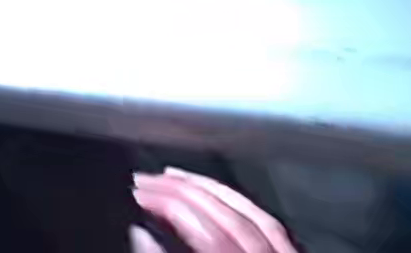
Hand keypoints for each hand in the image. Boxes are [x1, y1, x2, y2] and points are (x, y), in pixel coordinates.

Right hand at [132, 169, 298, 252]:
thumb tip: (140, 234)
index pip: (203, 230)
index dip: (165, 205)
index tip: (138, 194)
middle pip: (226, 217)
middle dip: (178, 190)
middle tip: (144, 179)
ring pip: (252, 216)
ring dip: (205, 187)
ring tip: (172, 176)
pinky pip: (272, 225)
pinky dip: (238, 201)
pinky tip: (214, 191)